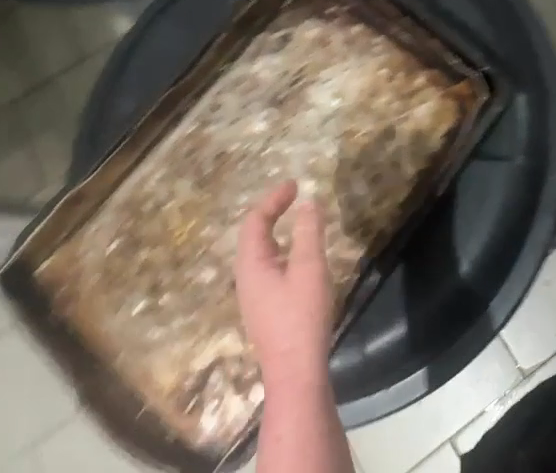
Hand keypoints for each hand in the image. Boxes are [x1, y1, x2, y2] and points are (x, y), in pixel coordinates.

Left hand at [235, 181, 334, 384]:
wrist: (295, 371)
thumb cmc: (301, 315)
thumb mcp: (310, 268)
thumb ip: (309, 232)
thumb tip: (308, 202)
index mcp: (251, 264)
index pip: (255, 221)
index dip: (273, 199)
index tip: (294, 184)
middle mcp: (246, 278)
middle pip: (253, 236)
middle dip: (272, 212)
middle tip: (294, 197)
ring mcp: (254, 297)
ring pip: (259, 254)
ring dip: (275, 232)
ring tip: (296, 221)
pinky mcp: (265, 310)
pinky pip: (267, 268)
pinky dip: (281, 250)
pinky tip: (297, 259)